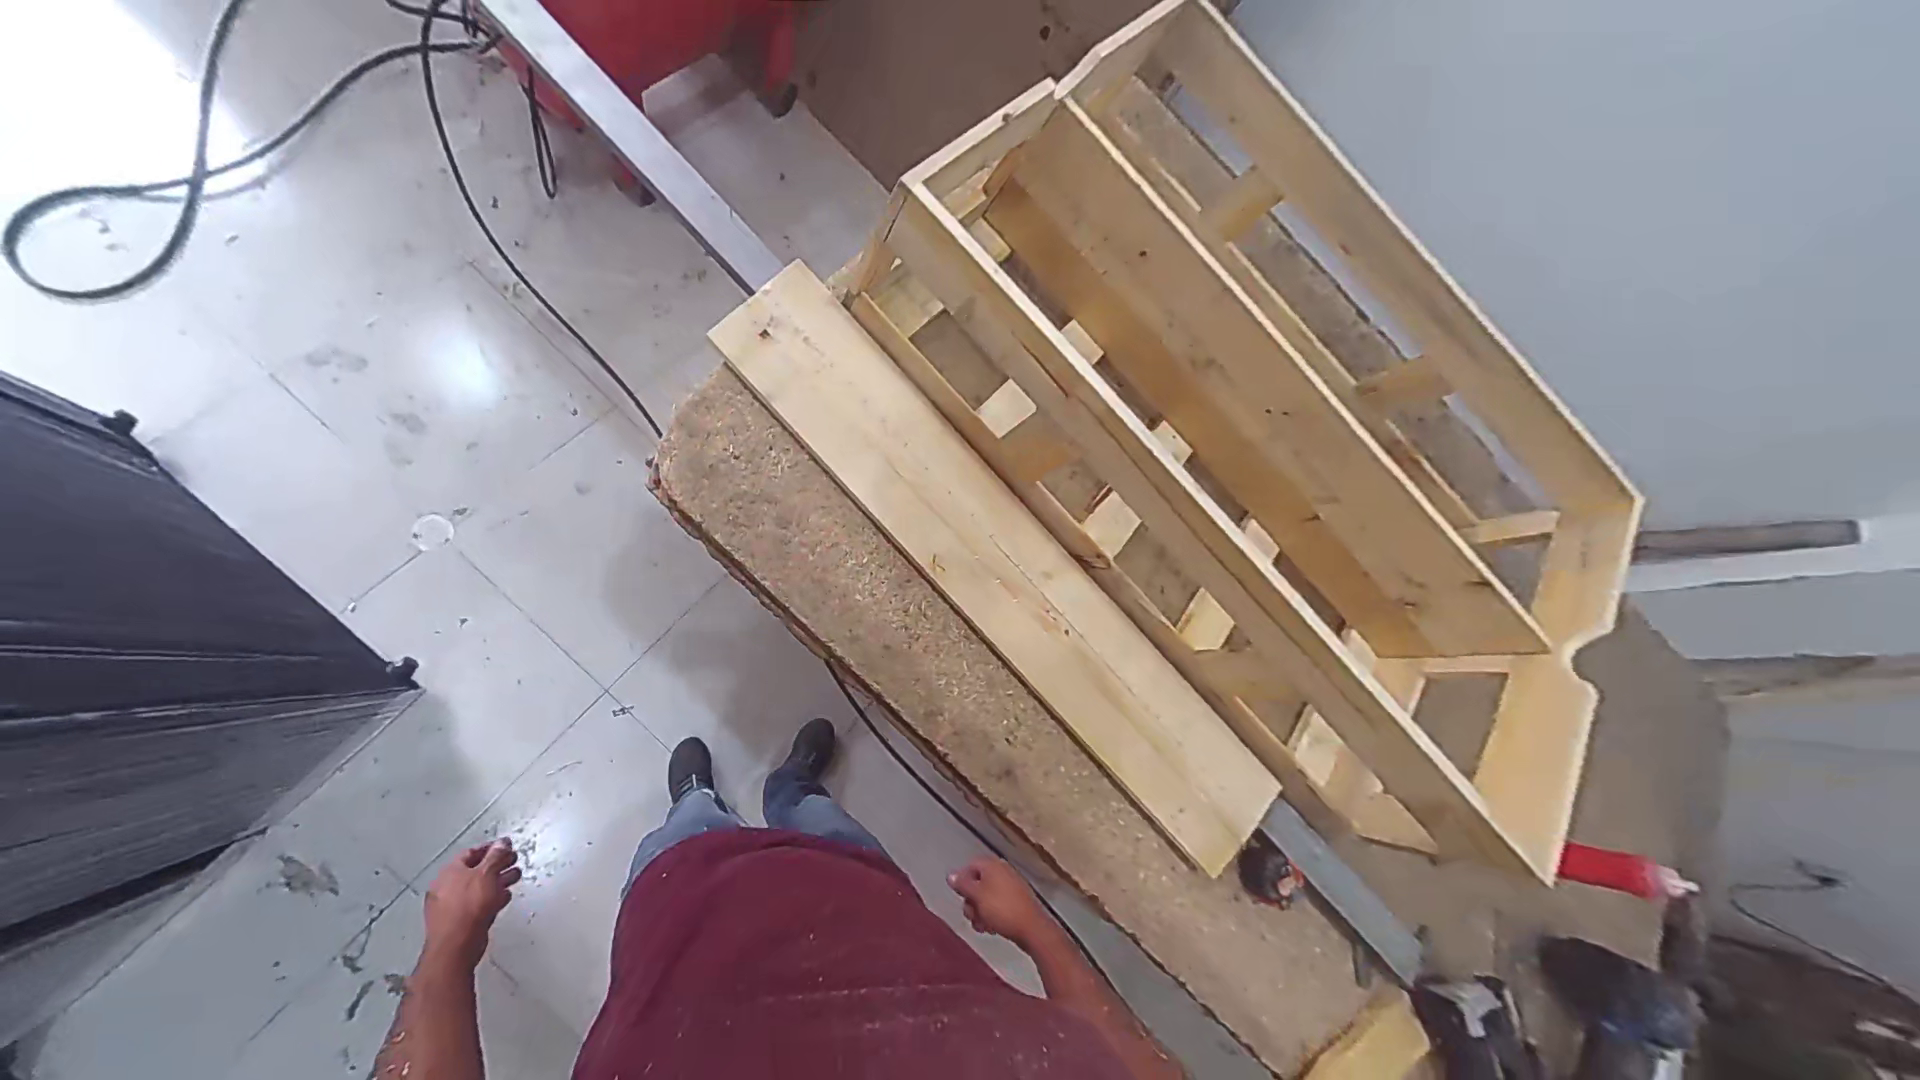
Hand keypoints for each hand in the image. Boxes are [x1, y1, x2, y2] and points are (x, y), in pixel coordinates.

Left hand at [422, 839, 520, 971]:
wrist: (457, 944)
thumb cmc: (470, 905)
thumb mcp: (488, 873)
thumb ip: (497, 855)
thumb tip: (502, 843)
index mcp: (449, 872)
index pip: (471, 853)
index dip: (491, 847)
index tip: (507, 846)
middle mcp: (446, 888)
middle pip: (475, 870)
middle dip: (497, 864)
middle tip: (513, 861)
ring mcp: (450, 906)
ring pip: (478, 887)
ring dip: (497, 881)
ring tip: (514, 878)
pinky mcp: (457, 920)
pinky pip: (476, 903)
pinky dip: (490, 898)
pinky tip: (502, 898)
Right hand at [948, 856, 1050, 946]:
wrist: (1031, 928)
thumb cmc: (1001, 909)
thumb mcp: (977, 895)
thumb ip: (962, 884)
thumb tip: (950, 874)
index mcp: (991, 865)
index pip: (969, 866)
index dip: (962, 882)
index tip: (961, 898)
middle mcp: (1000, 871)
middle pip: (976, 883)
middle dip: (971, 902)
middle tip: (973, 915)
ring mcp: (1009, 886)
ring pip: (985, 897)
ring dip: (980, 912)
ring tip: (983, 925)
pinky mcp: (1015, 901)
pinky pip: (996, 904)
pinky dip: (991, 915)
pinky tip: (992, 927)